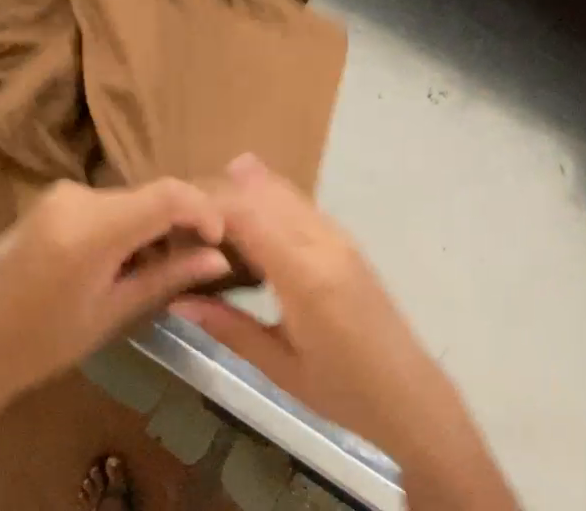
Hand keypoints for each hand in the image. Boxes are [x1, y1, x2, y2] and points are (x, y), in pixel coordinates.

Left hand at [0, 178, 232, 410]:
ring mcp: (59, 194)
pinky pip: (104, 204)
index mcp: (92, 229)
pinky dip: (125, 225)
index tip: (217, 241)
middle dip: (179, 223)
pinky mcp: (50, 200)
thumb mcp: (111, 313)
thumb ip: (167, 277)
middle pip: (150, 196)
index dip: (203, 210)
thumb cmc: (41, 343)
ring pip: (129, 200)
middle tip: (193, 262)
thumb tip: (218, 259)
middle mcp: (76, 197)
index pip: (168, 195)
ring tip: (157, 268)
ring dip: (151, 226)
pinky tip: (122, 260)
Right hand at [169, 155, 460, 461]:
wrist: (410, 394)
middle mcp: (323, 243)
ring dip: (249, 190)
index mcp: (304, 275)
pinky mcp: (347, 242)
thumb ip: (228, 328)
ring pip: (286, 193)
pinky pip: (302, 206)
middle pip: (265, 194)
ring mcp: (339, 238)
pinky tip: (253, 213)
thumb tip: (176, 301)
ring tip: (213, 203)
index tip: (175, 218)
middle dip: (224, 193)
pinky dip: (272, 200)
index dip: (209, 208)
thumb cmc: (342, 391)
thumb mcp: (279, 367)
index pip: (247, 217)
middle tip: (186, 211)